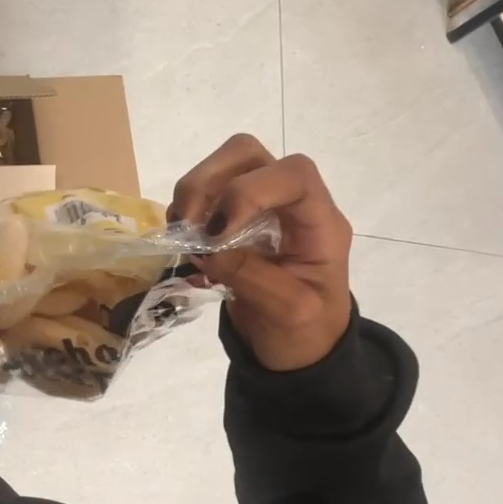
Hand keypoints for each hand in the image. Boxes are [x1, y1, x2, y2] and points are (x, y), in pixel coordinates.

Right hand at [171, 135, 353, 370]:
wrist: (300, 349)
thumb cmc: (305, 333)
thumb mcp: (288, 312)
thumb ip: (250, 276)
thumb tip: (206, 247)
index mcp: (320, 223)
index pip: (294, 175)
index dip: (249, 192)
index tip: (217, 233)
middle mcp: (292, 203)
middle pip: (249, 154)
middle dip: (209, 182)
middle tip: (188, 225)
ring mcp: (263, 206)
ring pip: (224, 164)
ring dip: (193, 192)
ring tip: (182, 233)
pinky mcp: (237, 217)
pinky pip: (207, 191)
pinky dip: (187, 208)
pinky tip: (183, 238)